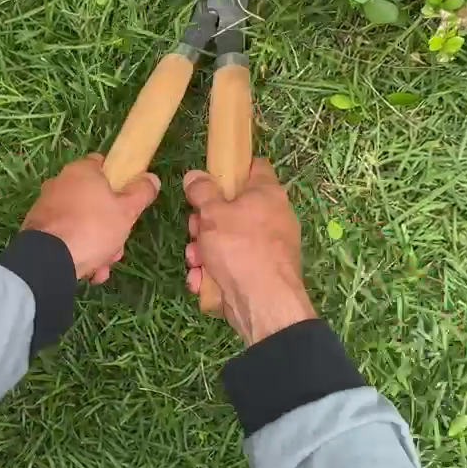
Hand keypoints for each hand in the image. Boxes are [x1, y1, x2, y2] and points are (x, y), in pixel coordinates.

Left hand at [22, 154, 160, 282]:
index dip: (119, 181)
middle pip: (94, 201)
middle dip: (110, 227)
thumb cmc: (93, 227)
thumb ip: (142, 192)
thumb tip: (151, 178)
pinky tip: (89, 272)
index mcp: (80, 171)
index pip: (102, 165)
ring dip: (97, 246)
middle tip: (117, 245)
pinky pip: (65, 237)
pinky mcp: (37, 229)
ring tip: (103, 266)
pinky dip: (78, 252)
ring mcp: (46, 207)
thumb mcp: (127, 210)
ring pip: (81, 223)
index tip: (128, 200)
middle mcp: (59, 183)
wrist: (49, 259)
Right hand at [183, 159, 317, 344]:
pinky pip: (231, 263)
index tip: (208, 179)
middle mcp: (272, 216)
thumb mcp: (212, 213)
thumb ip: (202, 191)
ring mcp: (267, 246)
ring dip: (203, 249)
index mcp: (267, 193)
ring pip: (226, 239)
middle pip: (231, 208)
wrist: (262, 301)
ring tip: (195, 261)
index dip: (230, 169)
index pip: (254, 166)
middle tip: (194, 229)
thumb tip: (195, 175)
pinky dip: (213, 270)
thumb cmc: (239, 246)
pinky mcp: (258, 271)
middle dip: (205, 221)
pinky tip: (202, 280)